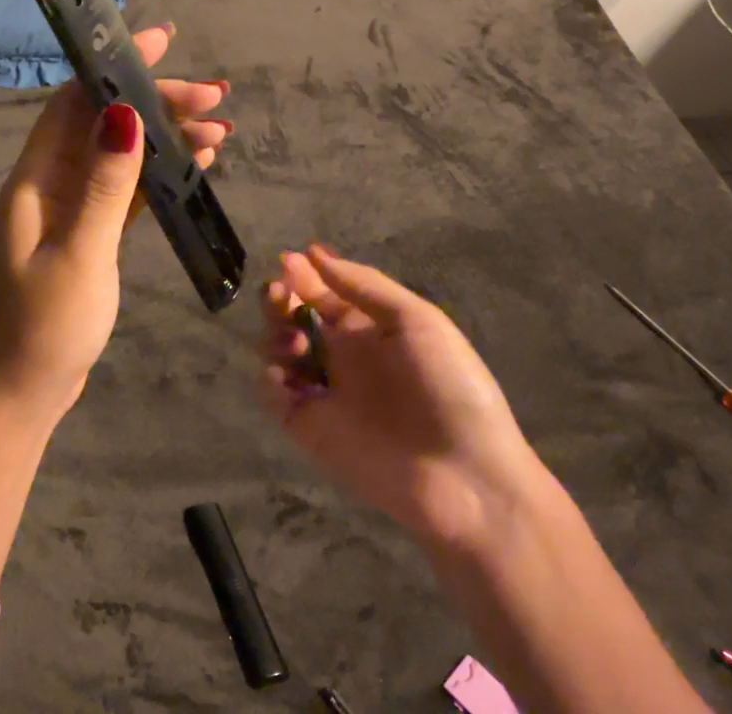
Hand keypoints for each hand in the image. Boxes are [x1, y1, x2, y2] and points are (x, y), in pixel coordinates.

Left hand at [0, 24, 231, 420]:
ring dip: (166, 138)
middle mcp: (50, 184)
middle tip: (217, 96)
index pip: (74, 103)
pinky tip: (196, 163)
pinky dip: (160, 175)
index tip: (162, 41)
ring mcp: (72, 209)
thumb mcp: (80, 252)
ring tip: (221, 129)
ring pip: (122, 156)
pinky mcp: (91, 235)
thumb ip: (104, 185)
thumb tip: (125, 113)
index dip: (114, 67)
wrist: (26, 388)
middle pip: (105, 124)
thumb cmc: (46, 325)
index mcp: (35, 179)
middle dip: (157, 103)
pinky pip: (128, 192)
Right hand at [257, 245, 547, 546]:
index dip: (304, 275)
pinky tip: (287, 376)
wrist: (462, 476)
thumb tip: (312, 253)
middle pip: (293, 318)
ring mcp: (322, 391)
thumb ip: (363, 286)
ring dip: (275, 334)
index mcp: (369, 330)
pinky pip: (271, 393)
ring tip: (295, 342)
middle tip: (278, 296)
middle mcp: (341, 356)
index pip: (324, 294)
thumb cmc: (450, 389)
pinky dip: (269, 378)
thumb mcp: (418, 322)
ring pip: (276, 350)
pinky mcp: (305, 425)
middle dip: (279, 300)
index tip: (289, 260)